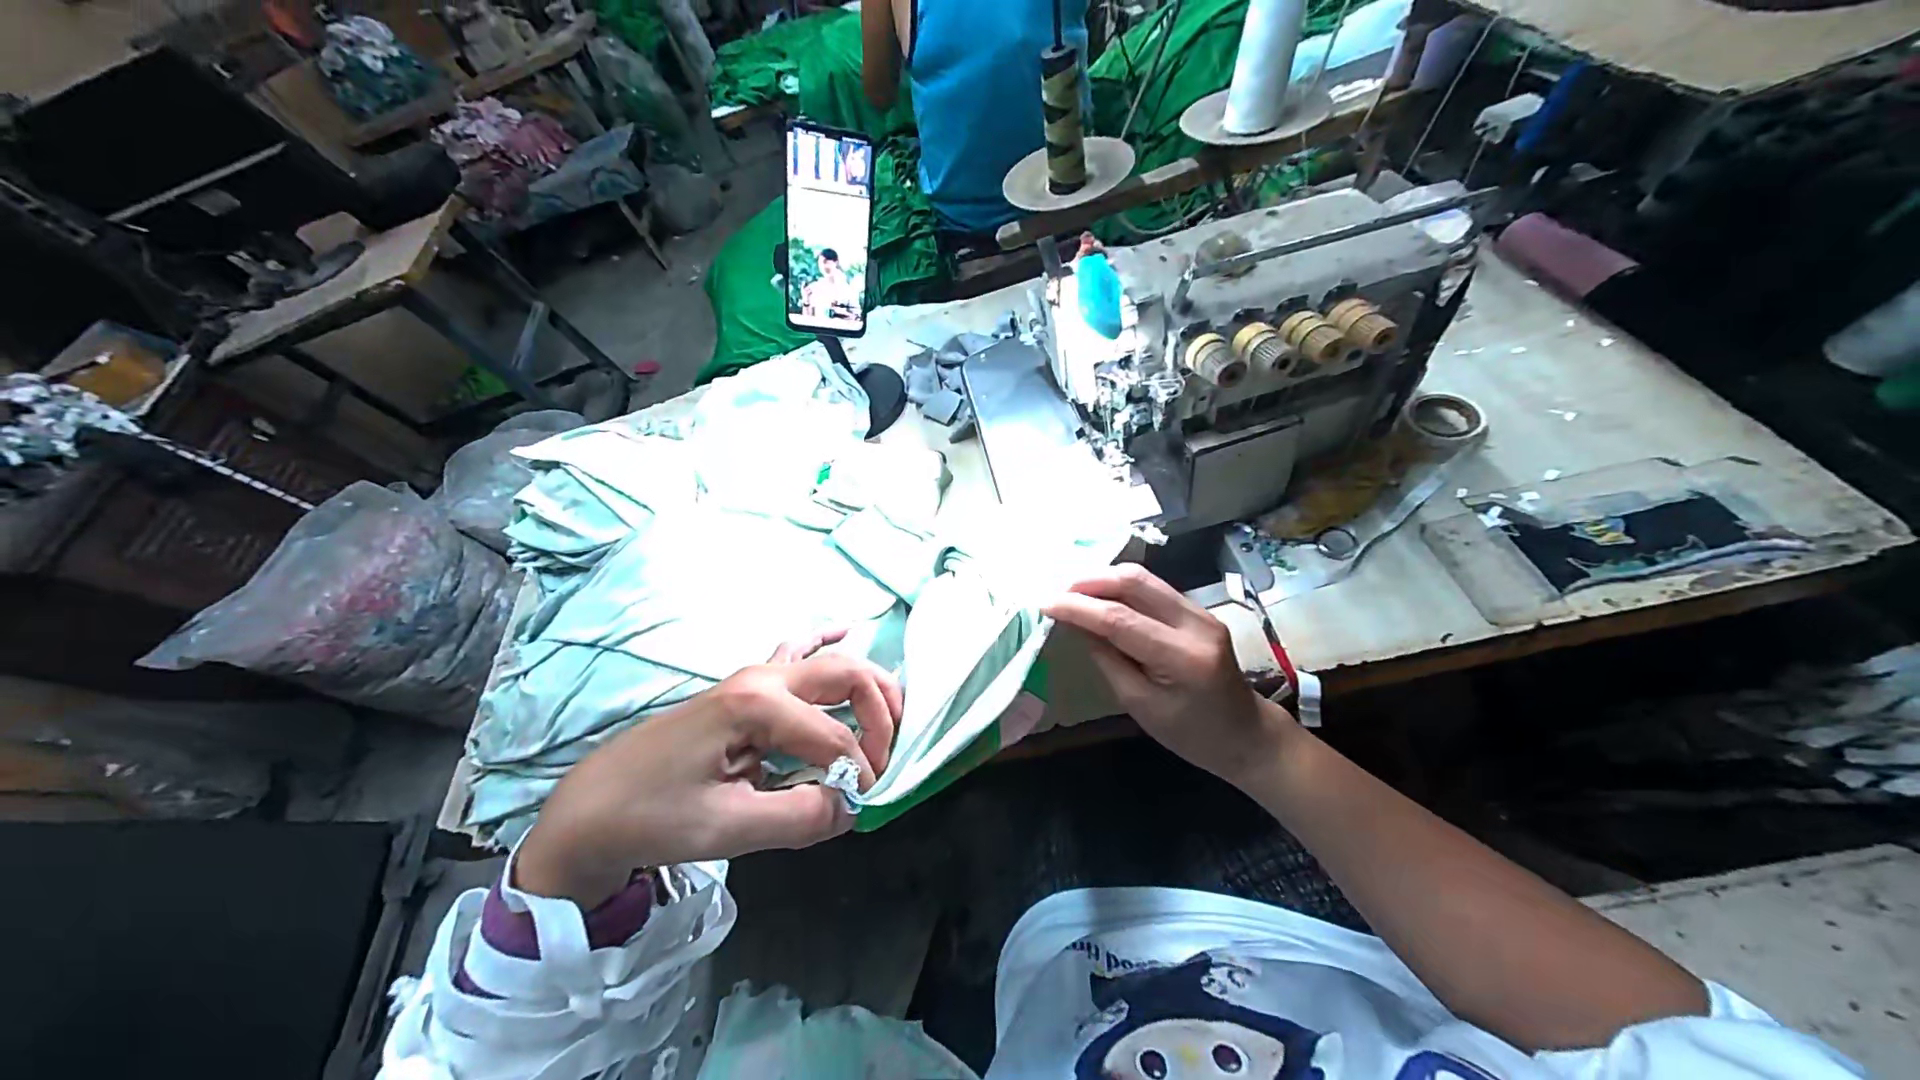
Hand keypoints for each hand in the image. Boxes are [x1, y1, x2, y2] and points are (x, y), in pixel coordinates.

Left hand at [516, 636, 899, 906]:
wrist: (592, 810)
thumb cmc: (652, 817)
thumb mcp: (728, 827)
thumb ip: (800, 817)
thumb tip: (853, 805)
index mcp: (756, 704)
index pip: (835, 735)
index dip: (860, 771)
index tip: (860, 805)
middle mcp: (761, 678)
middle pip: (846, 674)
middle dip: (880, 713)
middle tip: (888, 756)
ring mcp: (751, 678)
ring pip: (828, 662)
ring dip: (865, 687)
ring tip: (890, 718)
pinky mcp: (743, 690)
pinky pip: (794, 653)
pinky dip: (824, 644)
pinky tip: (843, 630)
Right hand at [1044, 564, 1296, 787]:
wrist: (1246, 734)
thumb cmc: (1191, 734)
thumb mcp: (1139, 704)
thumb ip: (1106, 659)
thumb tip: (1074, 624)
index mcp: (1182, 657)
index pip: (1120, 618)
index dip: (1078, 607)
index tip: (1044, 603)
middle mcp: (1196, 624)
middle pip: (1135, 582)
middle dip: (1089, 581)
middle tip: (1056, 592)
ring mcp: (1201, 612)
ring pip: (1145, 577)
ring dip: (1103, 579)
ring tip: (1071, 591)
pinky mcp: (1199, 610)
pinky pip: (1154, 587)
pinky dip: (1121, 587)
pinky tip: (1099, 596)